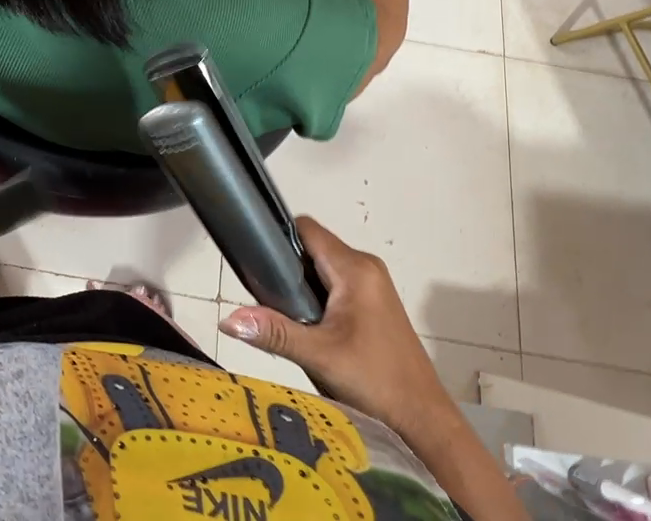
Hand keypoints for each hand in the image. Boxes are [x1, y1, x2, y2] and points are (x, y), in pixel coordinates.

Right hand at [219, 217, 458, 442]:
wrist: (423, 422)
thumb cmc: (374, 382)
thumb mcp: (318, 356)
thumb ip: (273, 332)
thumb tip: (227, 319)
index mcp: (355, 269)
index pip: (306, 229)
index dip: (276, 235)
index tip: (251, 254)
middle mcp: (365, 267)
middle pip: (311, 247)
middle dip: (283, 265)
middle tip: (260, 294)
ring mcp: (371, 285)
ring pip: (320, 267)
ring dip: (297, 284)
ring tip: (278, 311)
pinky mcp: (372, 303)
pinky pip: (333, 283)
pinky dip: (313, 295)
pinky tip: (302, 323)